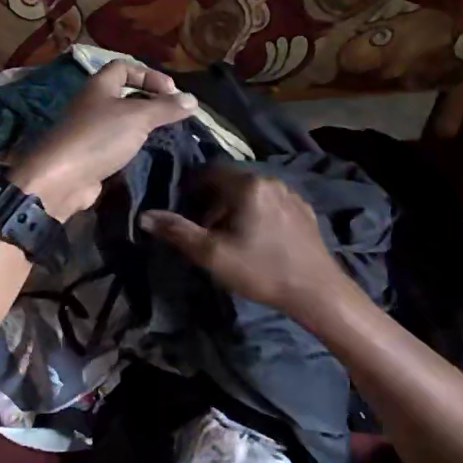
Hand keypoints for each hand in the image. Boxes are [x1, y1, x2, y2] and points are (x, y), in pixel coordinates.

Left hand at [11, 61, 197, 219]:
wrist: (61, 179)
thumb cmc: (99, 137)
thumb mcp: (138, 117)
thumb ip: (165, 108)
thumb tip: (192, 100)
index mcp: (98, 86)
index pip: (123, 67)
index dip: (149, 74)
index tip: (171, 92)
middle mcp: (90, 104)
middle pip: (122, 94)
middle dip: (149, 101)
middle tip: (172, 115)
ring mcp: (87, 131)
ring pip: (119, 121)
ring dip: (141, 125)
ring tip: (165, 134)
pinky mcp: (87, 155)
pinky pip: (113, 144)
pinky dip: (130, 145)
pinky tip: (145, 153)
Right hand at [139, 166, 360, 315]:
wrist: (318, 292)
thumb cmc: (261, 270)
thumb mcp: (211, 254)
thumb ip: (177, 231)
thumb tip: (144, 215)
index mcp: (247, 184)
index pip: (208, 170)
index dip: (189, 187)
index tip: (180, 208)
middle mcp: (270, 180)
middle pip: (230, 180)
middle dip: (211, 199)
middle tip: (201, 227)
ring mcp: (291, 194)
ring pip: (250, 192)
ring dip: (233, 207)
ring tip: (227, 236)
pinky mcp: (304, 211)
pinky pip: (269, 202)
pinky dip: (255, 213)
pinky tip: (255, 240)